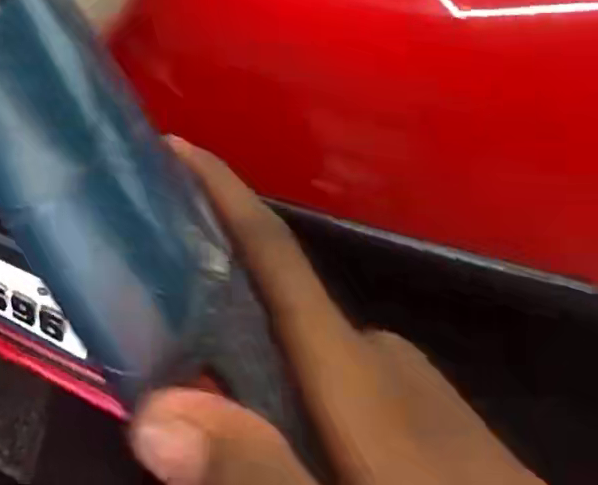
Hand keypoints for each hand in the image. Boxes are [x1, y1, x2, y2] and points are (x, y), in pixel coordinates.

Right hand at [132, 139, 544, 484]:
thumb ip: (257, 474)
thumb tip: (153, 410)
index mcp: (364, 378)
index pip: (278, 255)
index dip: (222, 194)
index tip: (173, 146)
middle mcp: (394, 368)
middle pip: (290, 299)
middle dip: (222, 279)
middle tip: (152, 285)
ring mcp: (429, 402)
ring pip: (320, 345)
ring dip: (259, 337)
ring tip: (201, 355)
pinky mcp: (445, 441)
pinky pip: (351, 381)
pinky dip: (301, 381)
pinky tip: (286, 427)